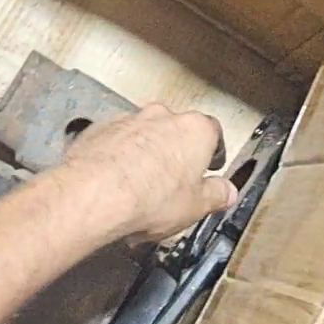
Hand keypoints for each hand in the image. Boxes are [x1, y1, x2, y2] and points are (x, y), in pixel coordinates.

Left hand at [56, 104, 236, 242]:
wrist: (94, 194)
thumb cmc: (151, 198)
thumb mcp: (196, 206)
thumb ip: (216, 195)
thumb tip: (228, 191)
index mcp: (194, 130)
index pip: (213, 133)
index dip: (211, 154)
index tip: (206, 171)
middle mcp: (162, 116)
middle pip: (175, 133)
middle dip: (174, 156)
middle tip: (169, 188)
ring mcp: (128, 119)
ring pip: (142, 137)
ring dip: (143, 158)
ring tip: (136, 194)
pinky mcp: (98, 129)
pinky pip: (114, 143)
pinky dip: (116, 160)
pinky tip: (112, 188)